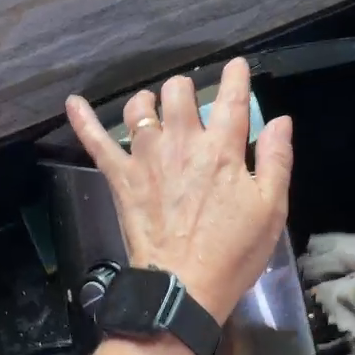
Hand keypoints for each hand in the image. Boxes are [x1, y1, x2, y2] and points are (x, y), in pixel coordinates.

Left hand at [65, 58, 293, 321]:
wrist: (184, 288)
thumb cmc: (234, 252)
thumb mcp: (271, 208)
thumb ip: (277, 159)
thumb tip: (281, 120)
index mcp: (222, 149)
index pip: (231, 99)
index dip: (235, 77)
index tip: (236, 66)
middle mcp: (182, 143)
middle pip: (178, 92)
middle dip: (186, 88)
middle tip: (191, 102)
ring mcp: (146, 158)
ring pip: (139, 108)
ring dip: (147, 102)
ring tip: (153, 109)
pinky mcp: (121, 178)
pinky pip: (96, 142)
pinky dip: (82, 121)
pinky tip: (73, 102)